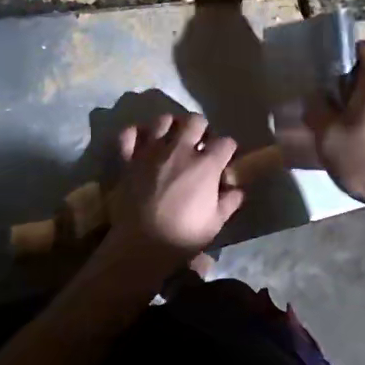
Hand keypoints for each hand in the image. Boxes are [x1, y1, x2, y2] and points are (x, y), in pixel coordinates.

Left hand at [106, 113, 244, 257]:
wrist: (142, 245)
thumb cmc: (183, 236)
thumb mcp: (216, 223)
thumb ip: (229, 202)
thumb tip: (236, 190)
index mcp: (206, 165)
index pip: (226, 142)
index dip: (228, 149)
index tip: (226, 159)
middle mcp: (180, 149)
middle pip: (196, 121)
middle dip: (202, 130)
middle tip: (200, 145)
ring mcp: (151, 151)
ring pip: (163, 120)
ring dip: (171, 126)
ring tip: (172, 140)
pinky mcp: (128, 158)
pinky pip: (129, 134)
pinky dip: (135, 134)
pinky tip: (142, 142)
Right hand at [304, 42, 364, 218]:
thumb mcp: (328, 136)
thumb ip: (316, 110)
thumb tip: (311, 96)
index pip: (364, 47)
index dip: (342, 51)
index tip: (321, 67)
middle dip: (343, 80)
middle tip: (319, 95)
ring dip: (352, 102)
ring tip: (330, 119)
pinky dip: (364, 116)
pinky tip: (348, 136)